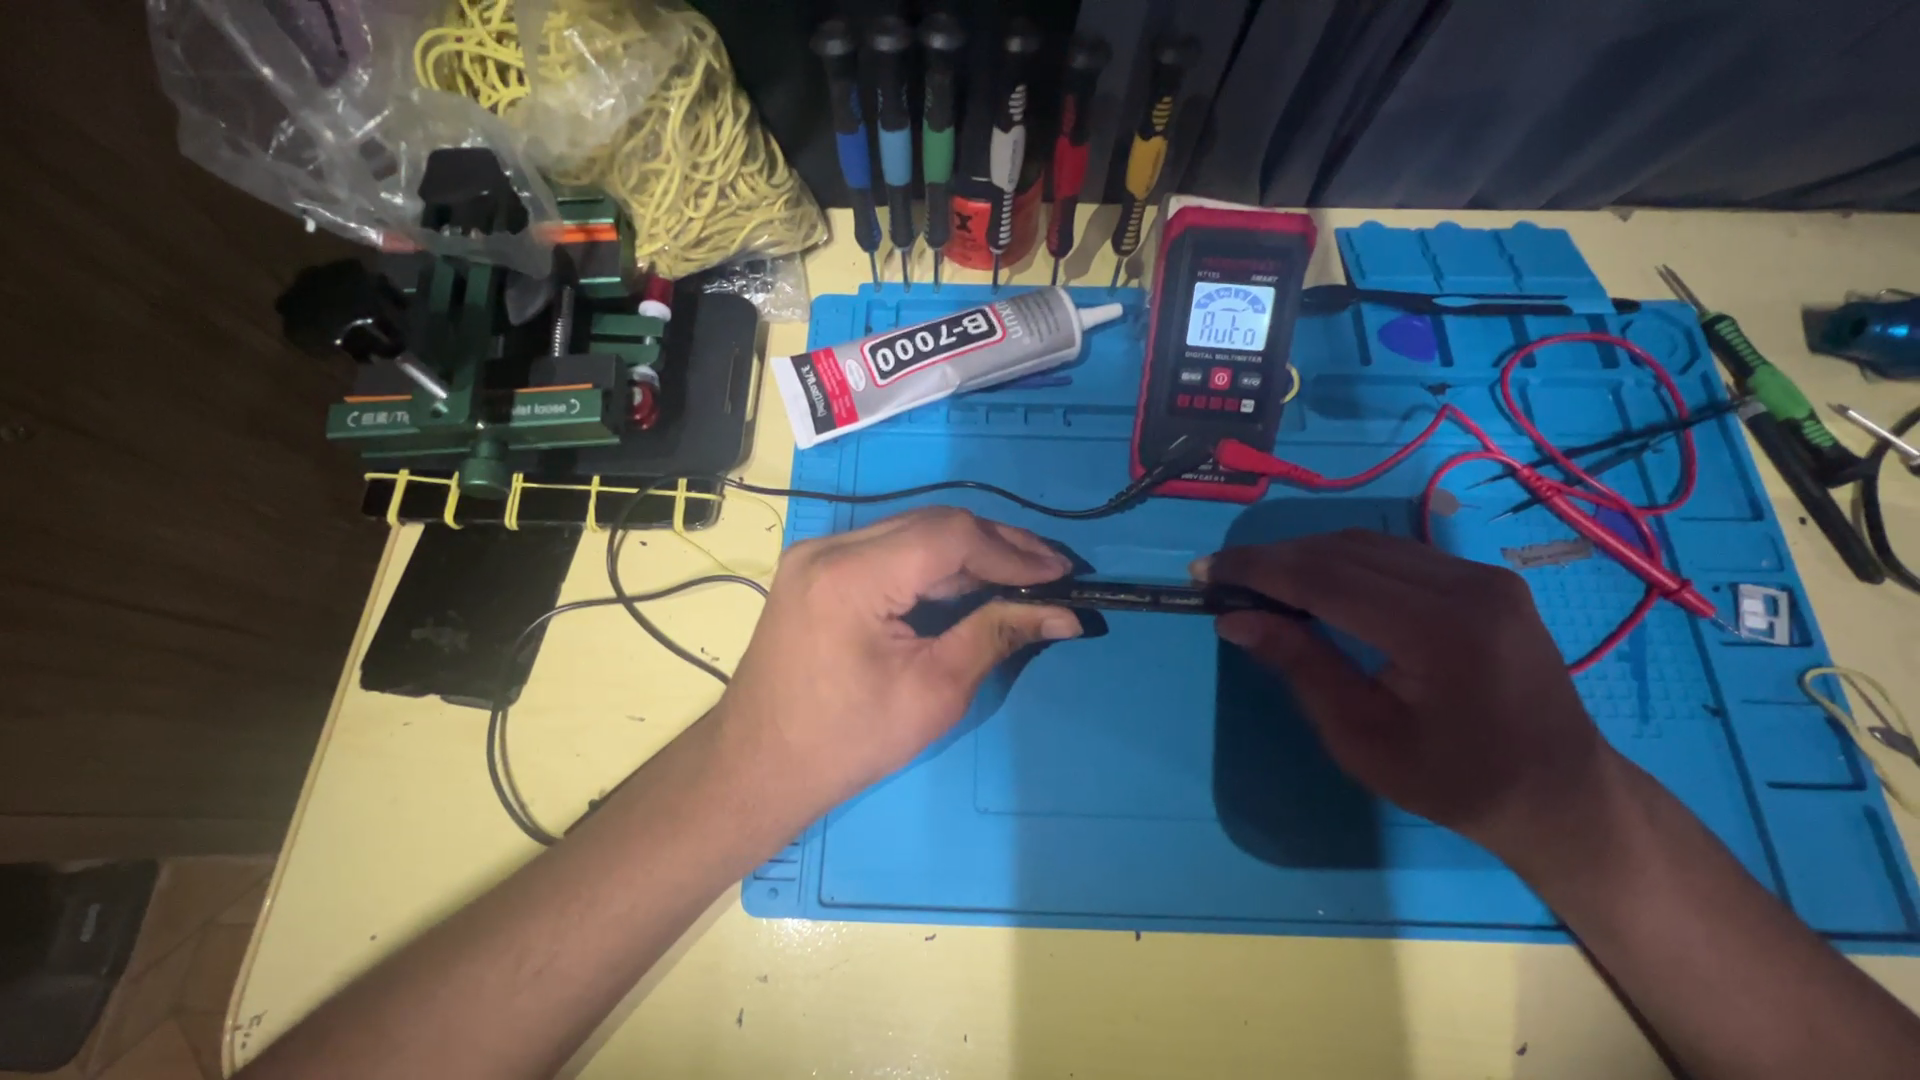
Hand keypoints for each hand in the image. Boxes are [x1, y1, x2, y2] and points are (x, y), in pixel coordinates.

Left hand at [715, 507, 1081, 815]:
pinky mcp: (816, 570)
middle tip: (1049, 572)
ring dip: (968, 552)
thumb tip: (1064, 614)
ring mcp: (816, 554)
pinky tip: (968, 583)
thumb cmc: (846, 742)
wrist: (757, 767)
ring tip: (1021, 576)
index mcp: (851, 576)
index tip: (1060, 573)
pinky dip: (933, 564)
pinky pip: (888, 549)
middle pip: (931, 523)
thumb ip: (997, 636)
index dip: (1012, 551)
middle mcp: (828, 547)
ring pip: (911, 531)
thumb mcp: (934, 692)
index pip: (949, 535)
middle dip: (996, 546)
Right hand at [1196, 529, 1616, 856]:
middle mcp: (1467, 586)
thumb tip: (1235, 620)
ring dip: (1306, 557)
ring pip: (1369, 544)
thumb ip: (1301, 667)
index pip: (1325, 579)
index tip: (1205, 571)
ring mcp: (1483, 576)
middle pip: (1344, 550)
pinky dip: (1344, 562)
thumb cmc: (1457, 783)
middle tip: (1223, 580)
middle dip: (1275, 559)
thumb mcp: (1364, 739)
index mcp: (1439, 632)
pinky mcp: (1486, 579)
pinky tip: (1315, 586)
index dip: (1257, 570)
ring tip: (1260, 584)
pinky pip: (1397, 554)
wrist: (1562, 794)